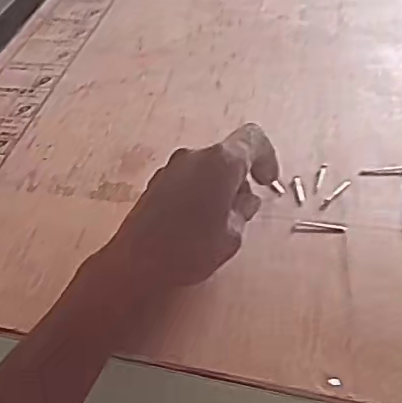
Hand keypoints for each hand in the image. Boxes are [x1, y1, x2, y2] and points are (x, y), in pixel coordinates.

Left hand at [92, 124, 272, 293]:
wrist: (134, 264)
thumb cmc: (189, 250)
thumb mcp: (232, 235)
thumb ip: (243, 210)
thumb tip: (244, 200)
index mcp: (220, 162)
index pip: (252, 139)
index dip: (266, 157)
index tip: (267, 182)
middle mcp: (192, 157)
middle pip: (225, 155)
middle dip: (239, 178)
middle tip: (242, 209)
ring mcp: (168, 169)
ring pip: (204, 169)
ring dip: (216, 187)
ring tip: (218, 221)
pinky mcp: (152, 185)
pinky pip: (184, 180)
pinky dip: (196, 193)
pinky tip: (194, 222)